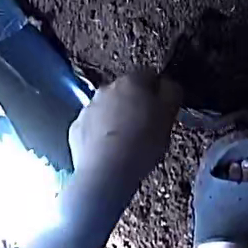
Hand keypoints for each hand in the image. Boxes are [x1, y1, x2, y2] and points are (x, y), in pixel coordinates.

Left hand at [68, 71, 181, 196]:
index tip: (162, 110)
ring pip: (108, 108)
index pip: (150, 75)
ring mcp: (88, 108)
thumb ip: (172, 92)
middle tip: (146, 128)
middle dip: (135, 104)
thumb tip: (168, 84)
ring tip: (127, 143)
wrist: (106, 172)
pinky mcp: (76, 128)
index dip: (158, 92)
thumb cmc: (143, 142)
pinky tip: (110, 150)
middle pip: (126, 91)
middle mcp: (106, 89)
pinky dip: (100, 134)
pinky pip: (92, 126)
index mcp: (132, 81)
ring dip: (116, 118)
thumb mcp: (169, 116)